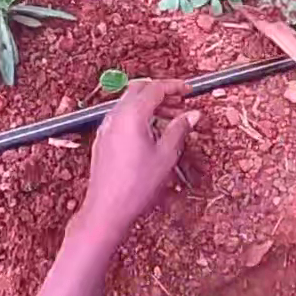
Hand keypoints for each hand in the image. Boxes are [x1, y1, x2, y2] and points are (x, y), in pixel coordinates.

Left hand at [76, 79, 197, 246]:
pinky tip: (153, 134)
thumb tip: (192, 115)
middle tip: (180, 102)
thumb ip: (179, 130)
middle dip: (161, 92)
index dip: (175, 86)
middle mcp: (115, 117)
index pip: (155, 88)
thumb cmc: (135, 186)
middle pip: (138, 90)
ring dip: (150, 106)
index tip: (188, 90)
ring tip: (171, 120)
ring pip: (129, 104)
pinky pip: (122, 118)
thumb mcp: (166, 156)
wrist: (107, 209)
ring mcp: (106, 128)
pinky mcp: (104, 140)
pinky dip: (139, 117)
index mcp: (131, 115)